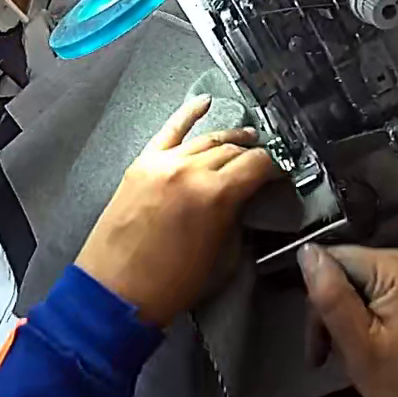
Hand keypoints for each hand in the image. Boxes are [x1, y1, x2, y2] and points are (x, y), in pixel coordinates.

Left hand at [76, 95, 279, 326]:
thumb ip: (237, 217)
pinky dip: (187, 113)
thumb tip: (246, 199)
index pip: (259, 165)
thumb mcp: (222, 255)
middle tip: (266, 161)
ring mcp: (163, 162)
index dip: (277, 166)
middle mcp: (191, 169)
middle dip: (255, 154)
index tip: (283, 171)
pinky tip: (204, 102)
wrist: (114, 294)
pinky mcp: (142, 163)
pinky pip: (169, 130)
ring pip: (207, 139)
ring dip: (231, 138)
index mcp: (216, 195)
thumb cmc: (173, 284)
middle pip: (234, 149)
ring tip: (247, 138)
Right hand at [298, 244, 397, 396]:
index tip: (317, 341)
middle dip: (330, 314)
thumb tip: (306, 253)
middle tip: (327, 357)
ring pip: (354, 288)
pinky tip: (362, 351)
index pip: (334, 259)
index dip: (317, 297)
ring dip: (342, 323)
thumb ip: (331, 297)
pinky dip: (361, 324)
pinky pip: (372, 298)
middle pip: (344, 273)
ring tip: (347, 359)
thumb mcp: (361, 348)